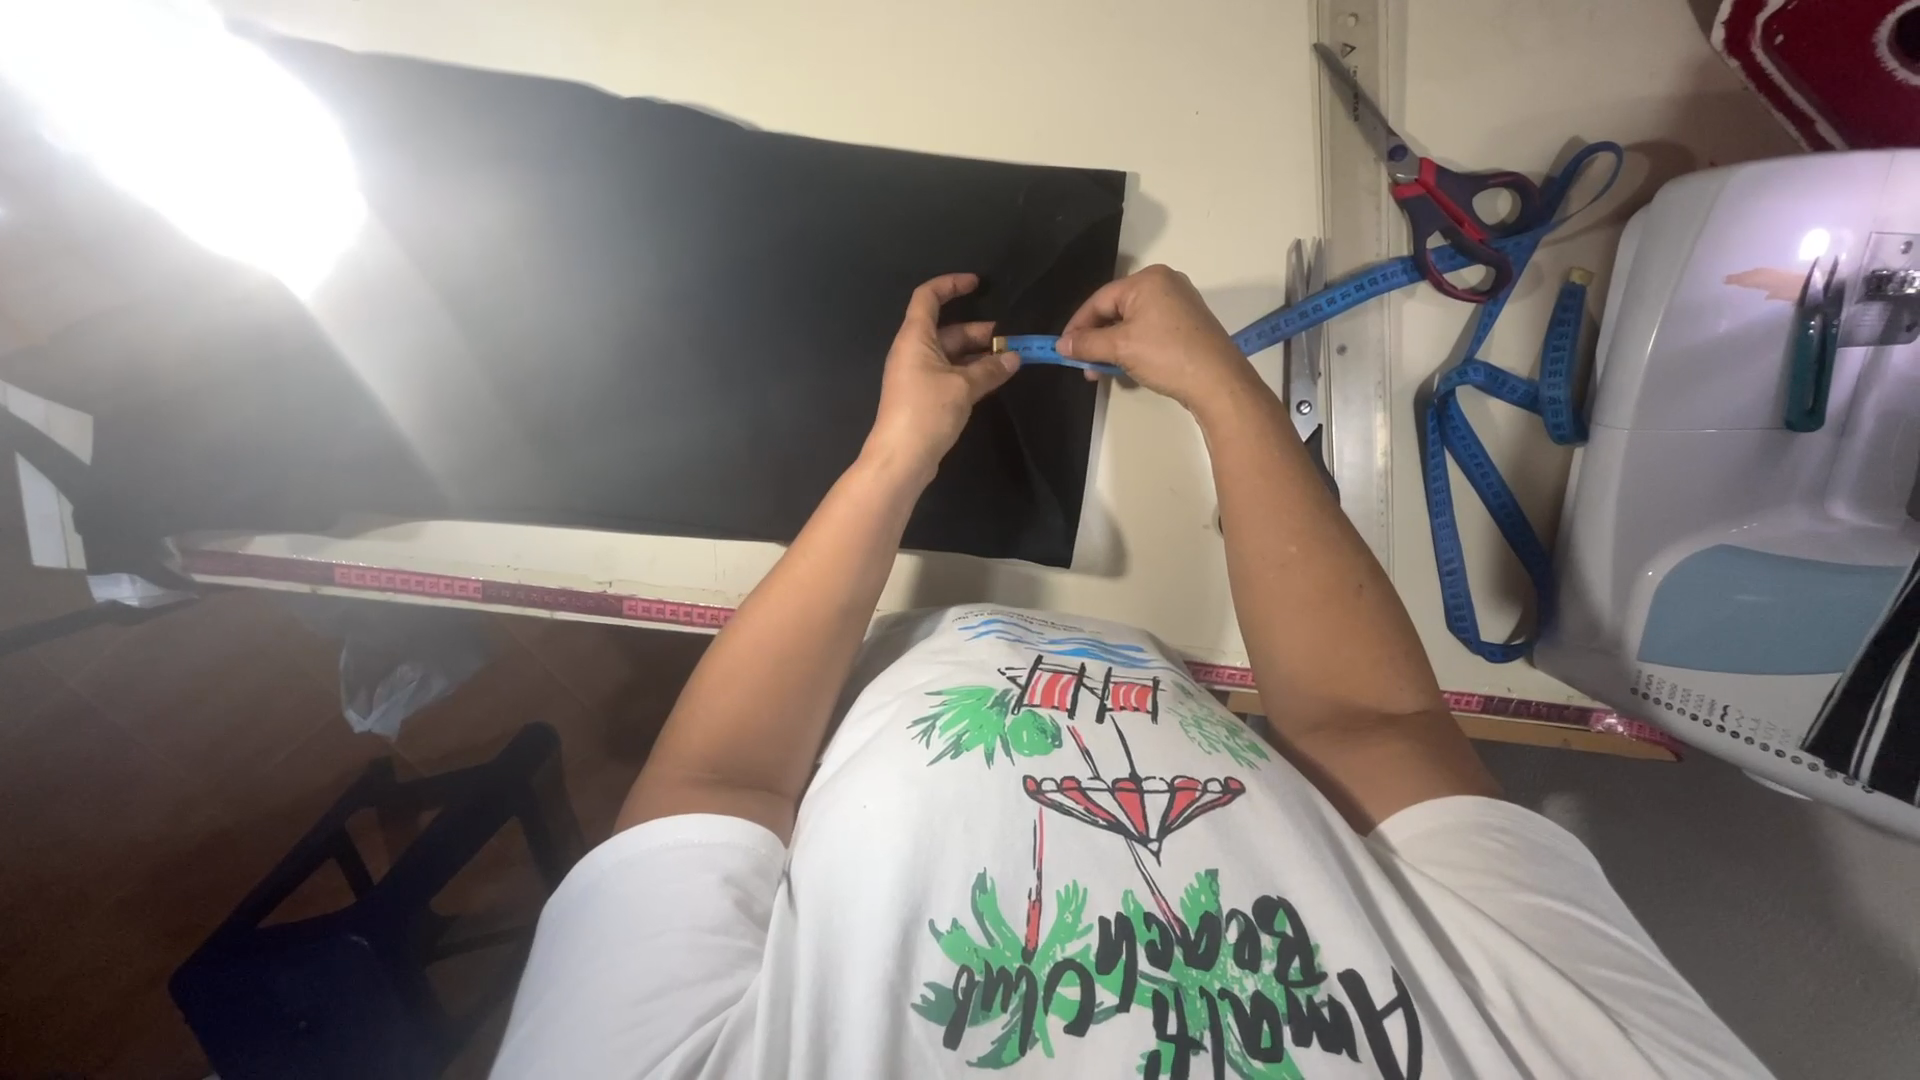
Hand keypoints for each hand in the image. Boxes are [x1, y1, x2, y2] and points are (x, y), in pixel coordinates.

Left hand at [862, 272, 1019, 482]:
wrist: (901, 458)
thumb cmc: (926, 412)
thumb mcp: (963, 387)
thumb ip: (990, 369)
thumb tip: (1013, 357)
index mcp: (914, 338)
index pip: (928, 297)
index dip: (951, 285)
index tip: (977, 284)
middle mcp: (913, 352)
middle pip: (946, 329)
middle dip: (978, 331)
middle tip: (1009, 340)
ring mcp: (918, 376)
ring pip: (951, 355)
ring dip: (978, 355)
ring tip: (1009, 360)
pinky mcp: (924, 397)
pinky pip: (950, 375)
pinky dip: (971, 373)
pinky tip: (993, 379)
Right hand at [1055, 265, 1256, 411]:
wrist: (1217, 381)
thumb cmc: (1166, 356)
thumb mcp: (1120, 348)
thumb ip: (1086, 344)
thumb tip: (1061, 345)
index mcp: (1148, 279)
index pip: (1100, 300)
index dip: (1077, 325)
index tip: (1063, 349)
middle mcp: (1165, 284)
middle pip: (1116, 310)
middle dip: (1095, 339)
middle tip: (1083, 365)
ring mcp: (1179, 304)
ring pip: (1131, 323)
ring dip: (1112, 347)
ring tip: (1101, 372)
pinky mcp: (1187, 325)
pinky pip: (1149, 331)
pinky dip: (1132, 347)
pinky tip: (1125, 367)